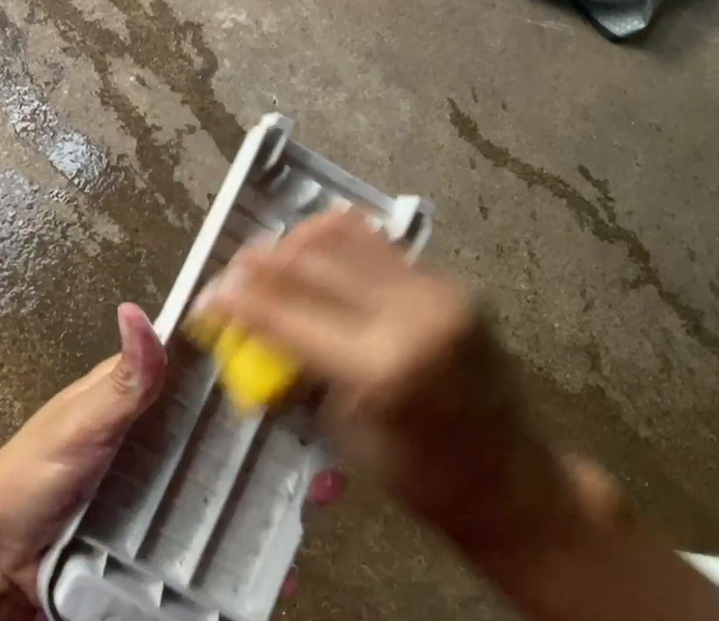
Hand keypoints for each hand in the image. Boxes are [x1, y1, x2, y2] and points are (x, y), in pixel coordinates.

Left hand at [0, 303, 342, 620]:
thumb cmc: (25, 480)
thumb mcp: (75, 426)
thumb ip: (117, 382)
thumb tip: (137, 313)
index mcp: (137, 399)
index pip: (203, 377)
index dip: (250, 376)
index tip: (297, 383)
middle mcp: (156, 440)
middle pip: (226, 437)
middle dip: (274, 446)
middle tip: (318, 464)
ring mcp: (160, 490)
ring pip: (225, 487)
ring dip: (269, 496)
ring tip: (310, 505)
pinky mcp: (159, 538)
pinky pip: (209, 540)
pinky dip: (242, 547)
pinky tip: (274, 563)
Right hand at [189, 208, 591, 551]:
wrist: (513, 480)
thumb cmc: (421, 476)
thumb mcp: (344, 433)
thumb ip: (302, 371)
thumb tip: (254, 331)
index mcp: (382, 370)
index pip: (288, 320)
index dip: (238, 304)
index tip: (206, 296)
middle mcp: (411, 318)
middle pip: (310, 267)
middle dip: (258, 264)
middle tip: (228, 270)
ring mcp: (436, 293)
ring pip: (343, 239)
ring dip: (295, 242)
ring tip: (266, 254)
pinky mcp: (449, 283)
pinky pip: (378, 245)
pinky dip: (337, 238)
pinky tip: (311, 239)